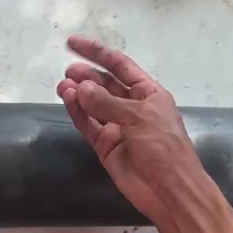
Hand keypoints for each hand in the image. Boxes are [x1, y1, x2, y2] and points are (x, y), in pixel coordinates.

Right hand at [55, 37, 205, 224]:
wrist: (169, 190)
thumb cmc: (164, 147)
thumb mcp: (139, 117)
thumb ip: (107, 102)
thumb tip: (79, 87)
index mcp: (149, 93)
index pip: (120, 66)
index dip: (97, 53)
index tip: (72, 43)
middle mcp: (132, 106)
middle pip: (104, 84)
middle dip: (86, 75)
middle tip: (68, 72)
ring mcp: (117, 126)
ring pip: (93, 104)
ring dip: (78, 93)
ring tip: (63, 86)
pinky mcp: (105, 145)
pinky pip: (88, 124)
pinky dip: (77, 112)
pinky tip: (68, 101)